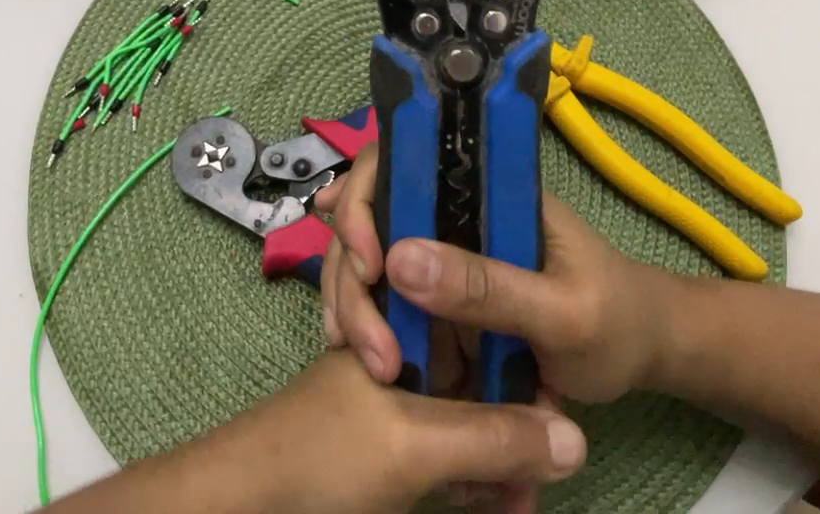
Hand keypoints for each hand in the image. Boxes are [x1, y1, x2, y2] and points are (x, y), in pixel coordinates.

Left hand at [228, 350, 585, 513]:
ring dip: (499, 461)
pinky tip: (496, 505)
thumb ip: (492, 438)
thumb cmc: (324, 455)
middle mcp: (403, 356)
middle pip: (478, 379)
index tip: (564, 401)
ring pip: (466, 422)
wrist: (242, 505)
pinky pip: (447, 456)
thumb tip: (577, 439)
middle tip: (550, 473)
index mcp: (402, 327)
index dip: (524, 358)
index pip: (476, 322)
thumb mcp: (413, 444)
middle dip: (517, 426)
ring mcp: (394, 407)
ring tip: (524, 502)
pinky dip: (473, 479)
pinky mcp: (388, 451)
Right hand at [316, 141, 678, 403]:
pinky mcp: (442, 284)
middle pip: (374, 208)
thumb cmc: (616, 322)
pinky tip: (350, 345)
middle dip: (350, 268)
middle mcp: (457, 206)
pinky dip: (361, 313)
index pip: (404, 158)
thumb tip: (397, 258)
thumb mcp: (562, 312)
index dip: (366, 197)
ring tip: (350, 349)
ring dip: (349, 296)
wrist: (641, 353)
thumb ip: (489, 288)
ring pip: (370, 249)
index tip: (368, 264)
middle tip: (354, 337)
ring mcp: (447, 244)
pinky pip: (386, 288)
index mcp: (488, 188)